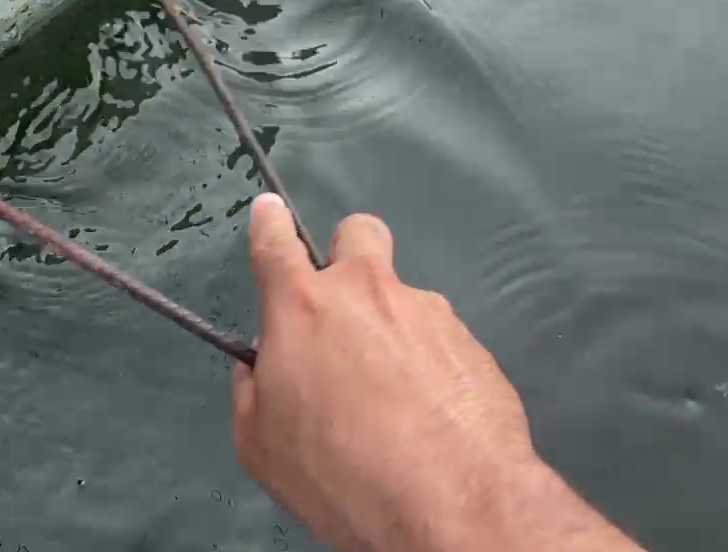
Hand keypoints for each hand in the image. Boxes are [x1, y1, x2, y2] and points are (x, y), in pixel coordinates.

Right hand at [232, 197, 640, 551]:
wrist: (458, 515)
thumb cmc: (338, 472)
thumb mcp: (259, 442)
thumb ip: (252, 388)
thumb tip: (263, 365)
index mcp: (301, 304)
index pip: (274, 239)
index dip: (268, 222)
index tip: (269, 213)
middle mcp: (364, 291)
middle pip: (357, 233)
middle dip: (347, 254)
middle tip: (345, 310)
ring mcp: (427, 315)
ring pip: (404, 299)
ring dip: (394, 329)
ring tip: (400, 401)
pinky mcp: (476, 349)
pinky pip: (442, 344)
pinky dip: (433, 370)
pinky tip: (435, 421)